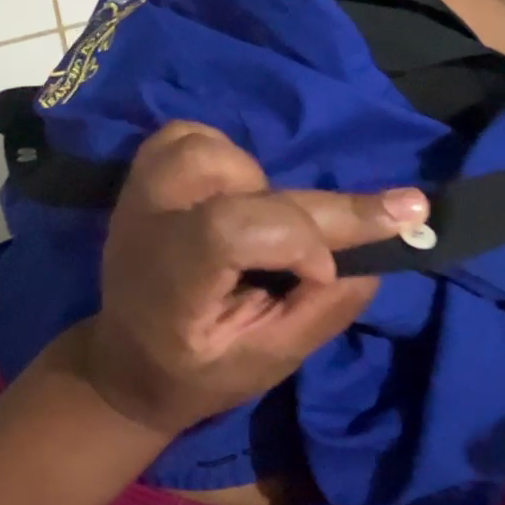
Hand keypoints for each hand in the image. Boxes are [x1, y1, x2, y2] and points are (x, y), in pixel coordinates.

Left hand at [77, 120, 429, 435]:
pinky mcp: (141, 169)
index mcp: (170, 282)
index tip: (327, 271)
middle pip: (232, 178)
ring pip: (214, 150)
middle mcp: (147, 221)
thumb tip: (376, 258)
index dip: (295, 238)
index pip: (228, 230)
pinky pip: (192, 135)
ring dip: (258, 183)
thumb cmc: (199, 369)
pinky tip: (238, 195)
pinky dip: (227, 156)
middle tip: (361, 231)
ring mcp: (139, 188)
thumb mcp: (267, 361)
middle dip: (309, 210)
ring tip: (267, 227)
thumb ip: (320, 309)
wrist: (127, 356)